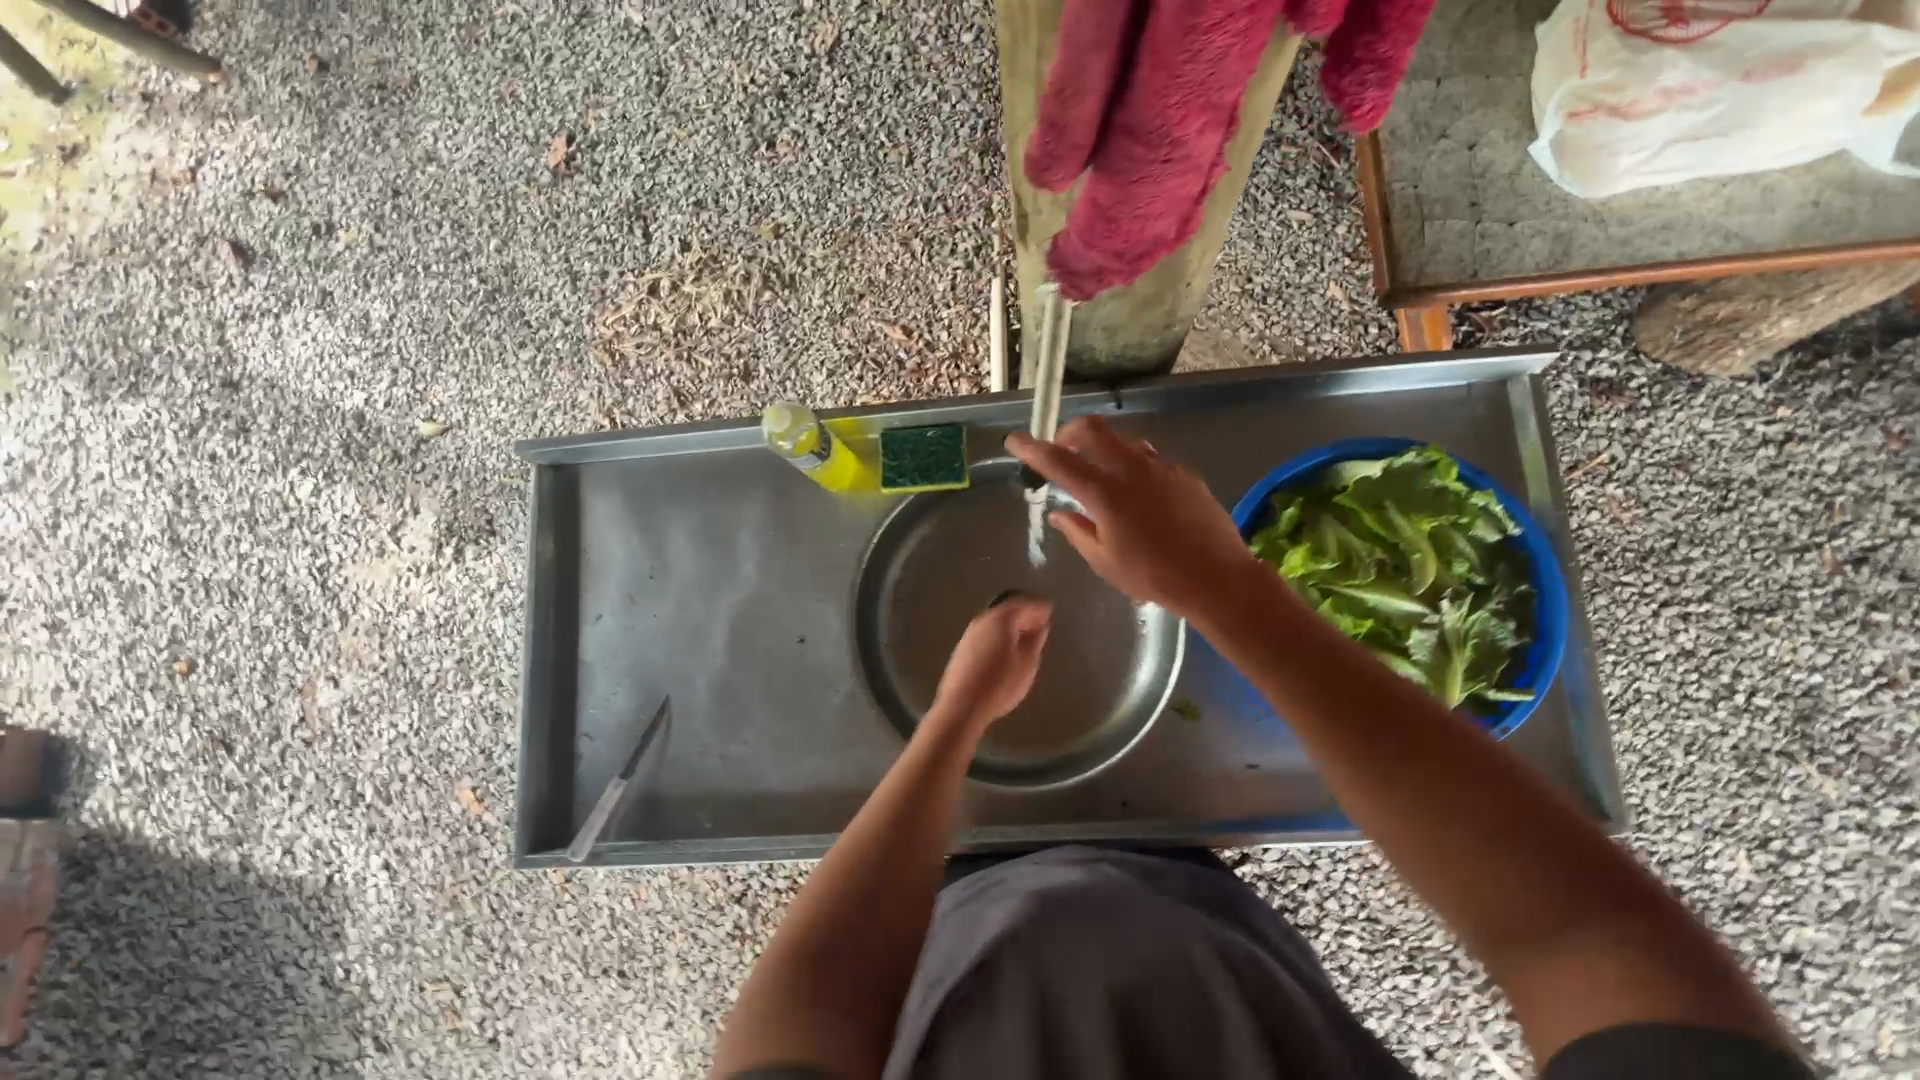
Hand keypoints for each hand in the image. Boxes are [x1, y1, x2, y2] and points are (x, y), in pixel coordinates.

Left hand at [931, 594, 1053, 732]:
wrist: (962, 705)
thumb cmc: (1001, 683)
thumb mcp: (1027, 663)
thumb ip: (1035, 641)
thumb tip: (1039, 627)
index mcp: (1001, 619)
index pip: (1024, 605)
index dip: (1039, 607)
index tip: (1050, 611)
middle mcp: (983, 620)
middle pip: (1007, 611)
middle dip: (1025, 615)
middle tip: (1040, 622)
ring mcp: (969, 634)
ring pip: (995, 622)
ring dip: (1011, 626)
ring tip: (1025, 636)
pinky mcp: (962, 650)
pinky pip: (986, 634)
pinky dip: (999, 635)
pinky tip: (1005, 648)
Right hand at [1006, 416, 1266, 621]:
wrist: (1217, 577)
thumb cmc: (1154, 577)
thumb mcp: (1105, 561)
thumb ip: (1077, 531)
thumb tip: (1058, 512)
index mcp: (1105, 493)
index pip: (1058, 461)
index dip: (1032, 448)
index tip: (1014, 440)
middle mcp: (1131, 469)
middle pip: (1093, 429)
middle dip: (1069, 432)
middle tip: (1061, 449)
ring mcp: (1161, 467)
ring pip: (1123, 442)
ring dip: (1103, 450)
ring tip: (1101, 476)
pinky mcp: (1183, 473)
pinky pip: (1149, 459)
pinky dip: (1132, 466)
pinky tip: (1138, 495)